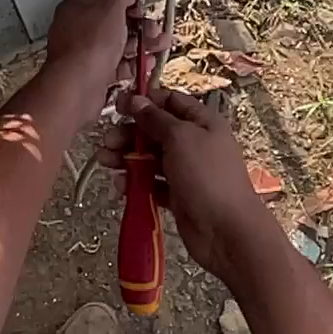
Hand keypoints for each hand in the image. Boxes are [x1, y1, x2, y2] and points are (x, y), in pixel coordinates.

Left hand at [44, 0, 168, 101]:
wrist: (78, 86)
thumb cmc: (90, 44)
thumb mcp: (110, 4)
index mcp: (78, 7)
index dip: (126, 0)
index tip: (140, 9)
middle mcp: (78, 28)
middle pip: (114, 21)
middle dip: (139, 25)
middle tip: (153, 31)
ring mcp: (84, 52)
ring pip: (118, 44)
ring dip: (141, 44)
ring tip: (157, 47)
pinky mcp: (92, 74)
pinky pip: (116, 65)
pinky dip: (133, 64)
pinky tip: (145, 65)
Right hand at [98, 88, 275, 280]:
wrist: (227, 233)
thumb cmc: (207, 176)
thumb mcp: (180, 138)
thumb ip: (155, 119)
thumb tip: (137, 100)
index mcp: (202, 122)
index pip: (170, 101)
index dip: (145, 101)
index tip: (119, 105)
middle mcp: (194, 143)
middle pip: (155, 130)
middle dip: (130, 133)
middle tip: (107, 139)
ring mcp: (186, 171)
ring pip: (150, 157)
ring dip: (127, 157)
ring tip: (105, 161)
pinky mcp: (178, 196)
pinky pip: (152, 184)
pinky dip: (136, 183)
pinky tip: (121, 186)